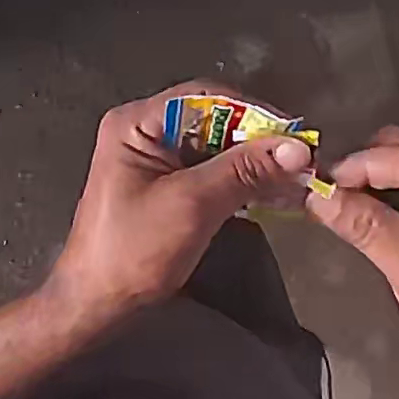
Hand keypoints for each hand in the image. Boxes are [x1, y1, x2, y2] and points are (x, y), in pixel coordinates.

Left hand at [45, 83, 312, 315]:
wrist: (97, 301)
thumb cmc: (133, 250)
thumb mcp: (192, 204)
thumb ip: (244, 170)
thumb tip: (298, 146)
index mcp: (135, 123)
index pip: (204, 97)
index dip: (252, 111)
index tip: (294, 135)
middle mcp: (143, 131)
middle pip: (212, 120)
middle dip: (256, 139)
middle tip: (300, 158)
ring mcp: (154, 159)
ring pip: (215, 147)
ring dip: (253, 162)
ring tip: (295, 177)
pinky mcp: (166, 186)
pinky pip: (209, 171)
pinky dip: (240, 181)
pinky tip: (272, 192)